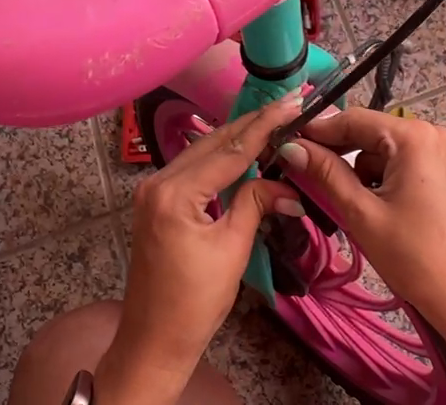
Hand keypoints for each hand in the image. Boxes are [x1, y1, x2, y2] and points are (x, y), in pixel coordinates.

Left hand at [100, 94, 305, 404]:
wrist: (152, 343)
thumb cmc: (194, 303)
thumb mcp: (232, 249)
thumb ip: (255, 204)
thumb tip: (287, 183)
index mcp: (175, 193)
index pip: (230, 149)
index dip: (265, 125)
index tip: (293, 102)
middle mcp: (158, 181)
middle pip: (214, 142)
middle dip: (254, 123)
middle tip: (289, 104)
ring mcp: (154, 189)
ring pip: (204, 150)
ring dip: (239, 137)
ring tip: (274, 121)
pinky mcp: (157, 200)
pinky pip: (195, 167)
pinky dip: (222, 157)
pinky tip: (245, 150)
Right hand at [274, 108, 445, 334]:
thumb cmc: (413, 257)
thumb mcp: (361, 213)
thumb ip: (326, 174)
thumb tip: (291, 146)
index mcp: (413, 136)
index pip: (354, 120)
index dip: (317, 130)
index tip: (285, 141)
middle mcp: (429, 132)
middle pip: (368, 132)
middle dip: (336, 152)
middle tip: (300, 170)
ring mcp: (439, 150)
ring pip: (380, 149)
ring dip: (356, 169)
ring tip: (340, 201)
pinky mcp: (441, 169)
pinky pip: (397, 162)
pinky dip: (377, 177)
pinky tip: (367, 205)